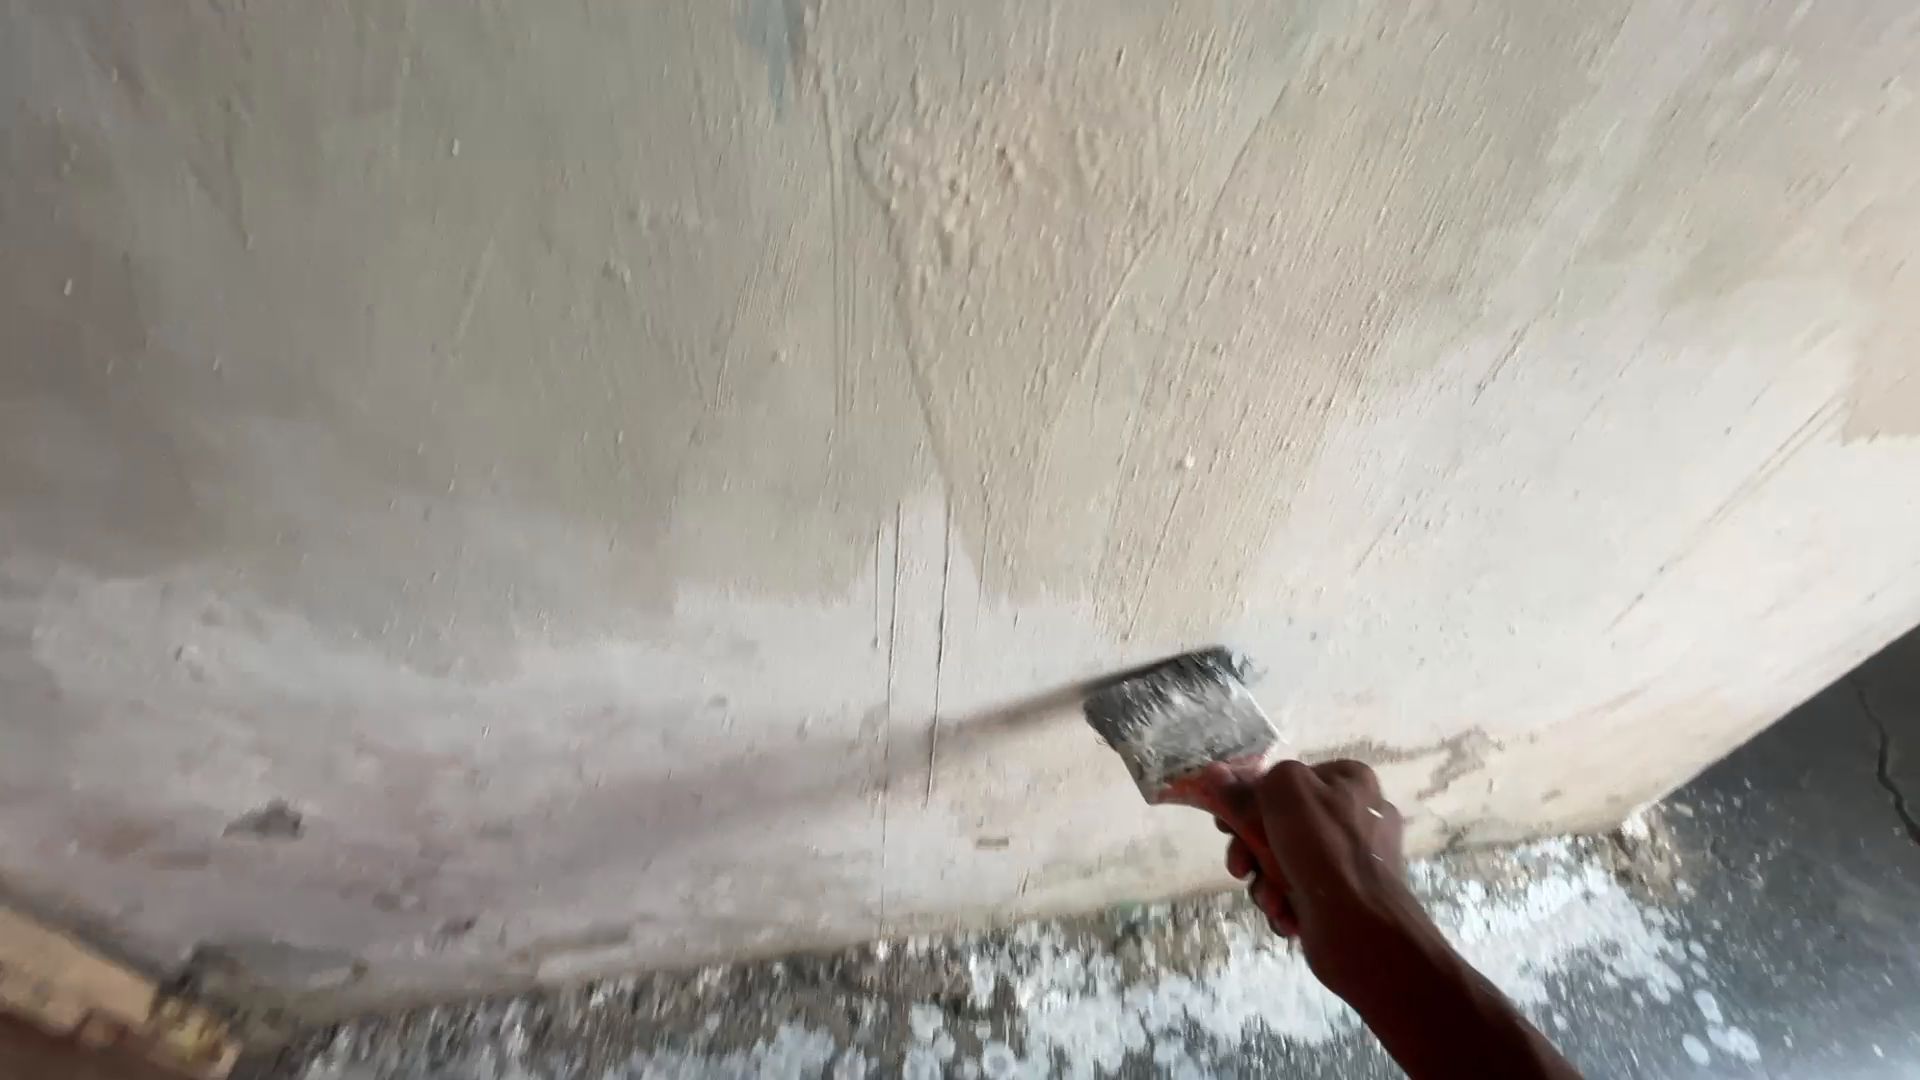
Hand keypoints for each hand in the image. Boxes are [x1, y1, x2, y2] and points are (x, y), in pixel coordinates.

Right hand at [1214, 759, 1435, 1000]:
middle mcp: (1355, 815)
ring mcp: (1353, 859)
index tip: (1226, 822)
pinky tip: (1284, 913)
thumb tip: (1213, 774)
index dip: (1249, 799)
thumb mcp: (1280, 793)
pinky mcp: (1348, 896)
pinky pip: (1302, 887)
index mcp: (1349, 781)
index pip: (1285, 779)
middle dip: (1251, 847)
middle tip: (1239, 866)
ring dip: (1265, 879)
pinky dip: (1285, 900)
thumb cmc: (1324, 847)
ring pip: (1285, 857)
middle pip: (1280, 821)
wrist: (1365, 930)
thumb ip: (1244, 784)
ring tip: (1267, 898)